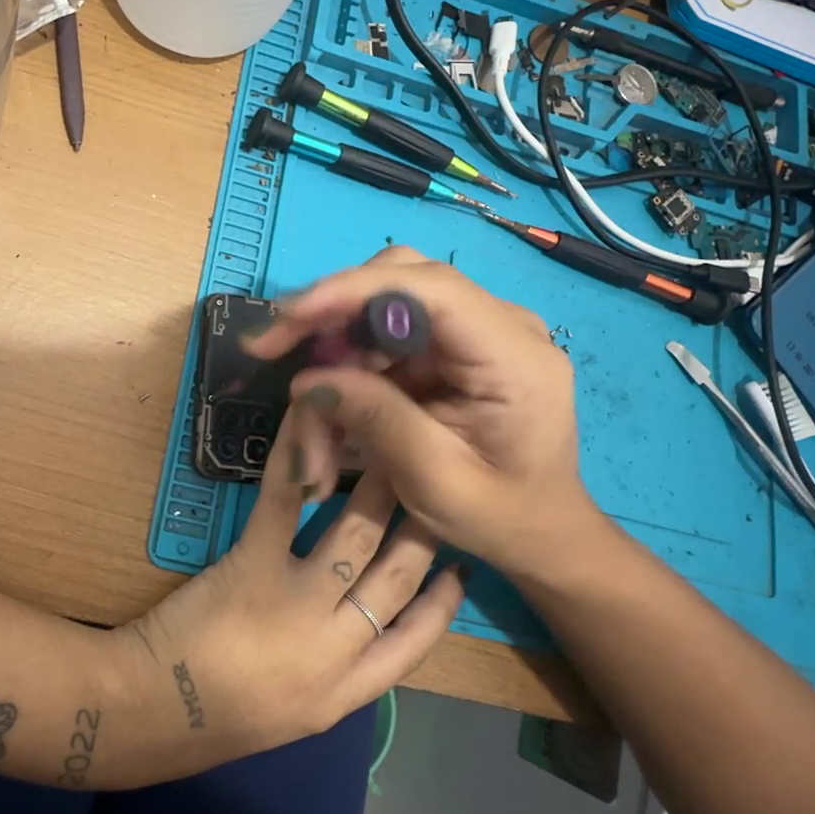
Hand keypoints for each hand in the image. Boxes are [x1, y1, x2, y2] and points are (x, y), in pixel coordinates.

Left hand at [117, 407, 465, 760]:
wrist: (158, 710)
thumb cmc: (216, 714)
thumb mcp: (292, 713)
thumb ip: (331, 676)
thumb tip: (354, 630)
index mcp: (348, 689)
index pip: (417, 641)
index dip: (443, 601)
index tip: (461, 566)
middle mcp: (337, 645)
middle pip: (398, 575)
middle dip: (423, 526)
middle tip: (435, 484)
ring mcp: (299, 602)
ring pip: (358, 534)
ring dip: (379, 487)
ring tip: (392, 449)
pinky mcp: (254, 563)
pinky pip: (286, 503)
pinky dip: (298, 461)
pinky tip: (310, 426)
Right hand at [243, 246, 607, 580]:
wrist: (541, 533)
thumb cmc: (501, 516)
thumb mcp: (435, 480)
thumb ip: (376, 420)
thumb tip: (307, 380)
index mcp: (513, 355)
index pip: (429, 287)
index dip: (352, 289)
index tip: (289, 317)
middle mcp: (497, 325)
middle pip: (398, 280)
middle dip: (330, 310)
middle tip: (273, 350)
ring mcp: (473, 331)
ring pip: (379, 304)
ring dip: (331, 348)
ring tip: (306, 409)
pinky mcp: (450, 345)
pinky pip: (382, 334)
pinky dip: (346, 364)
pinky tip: (329, 405)